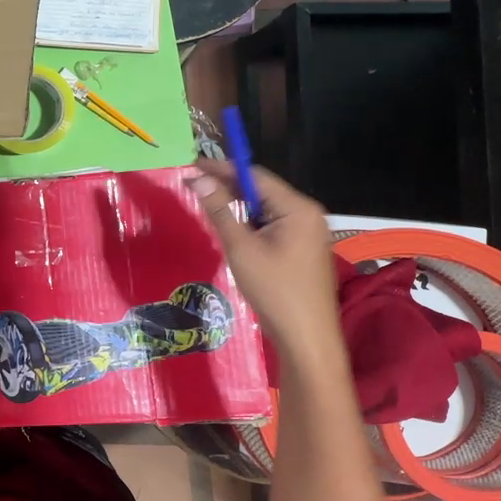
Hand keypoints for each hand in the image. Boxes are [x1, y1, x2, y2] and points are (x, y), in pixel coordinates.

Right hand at [188, 158, 344, 359]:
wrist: (305, 335)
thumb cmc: (273, 289)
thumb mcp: (240, 247)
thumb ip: (220, 210)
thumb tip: (198, 178)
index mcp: (298, 208)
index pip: (256, 176)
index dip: (222, 169)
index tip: (192, 165)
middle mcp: (308, 214)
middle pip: (262, 191)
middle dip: (228, 186)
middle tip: (194, 185)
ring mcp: (308, 232)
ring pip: (265, 209)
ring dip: (237, 207)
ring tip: (206, 206)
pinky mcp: (302, 249)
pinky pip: (272, 225)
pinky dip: (249, 224)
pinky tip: (230, 230)